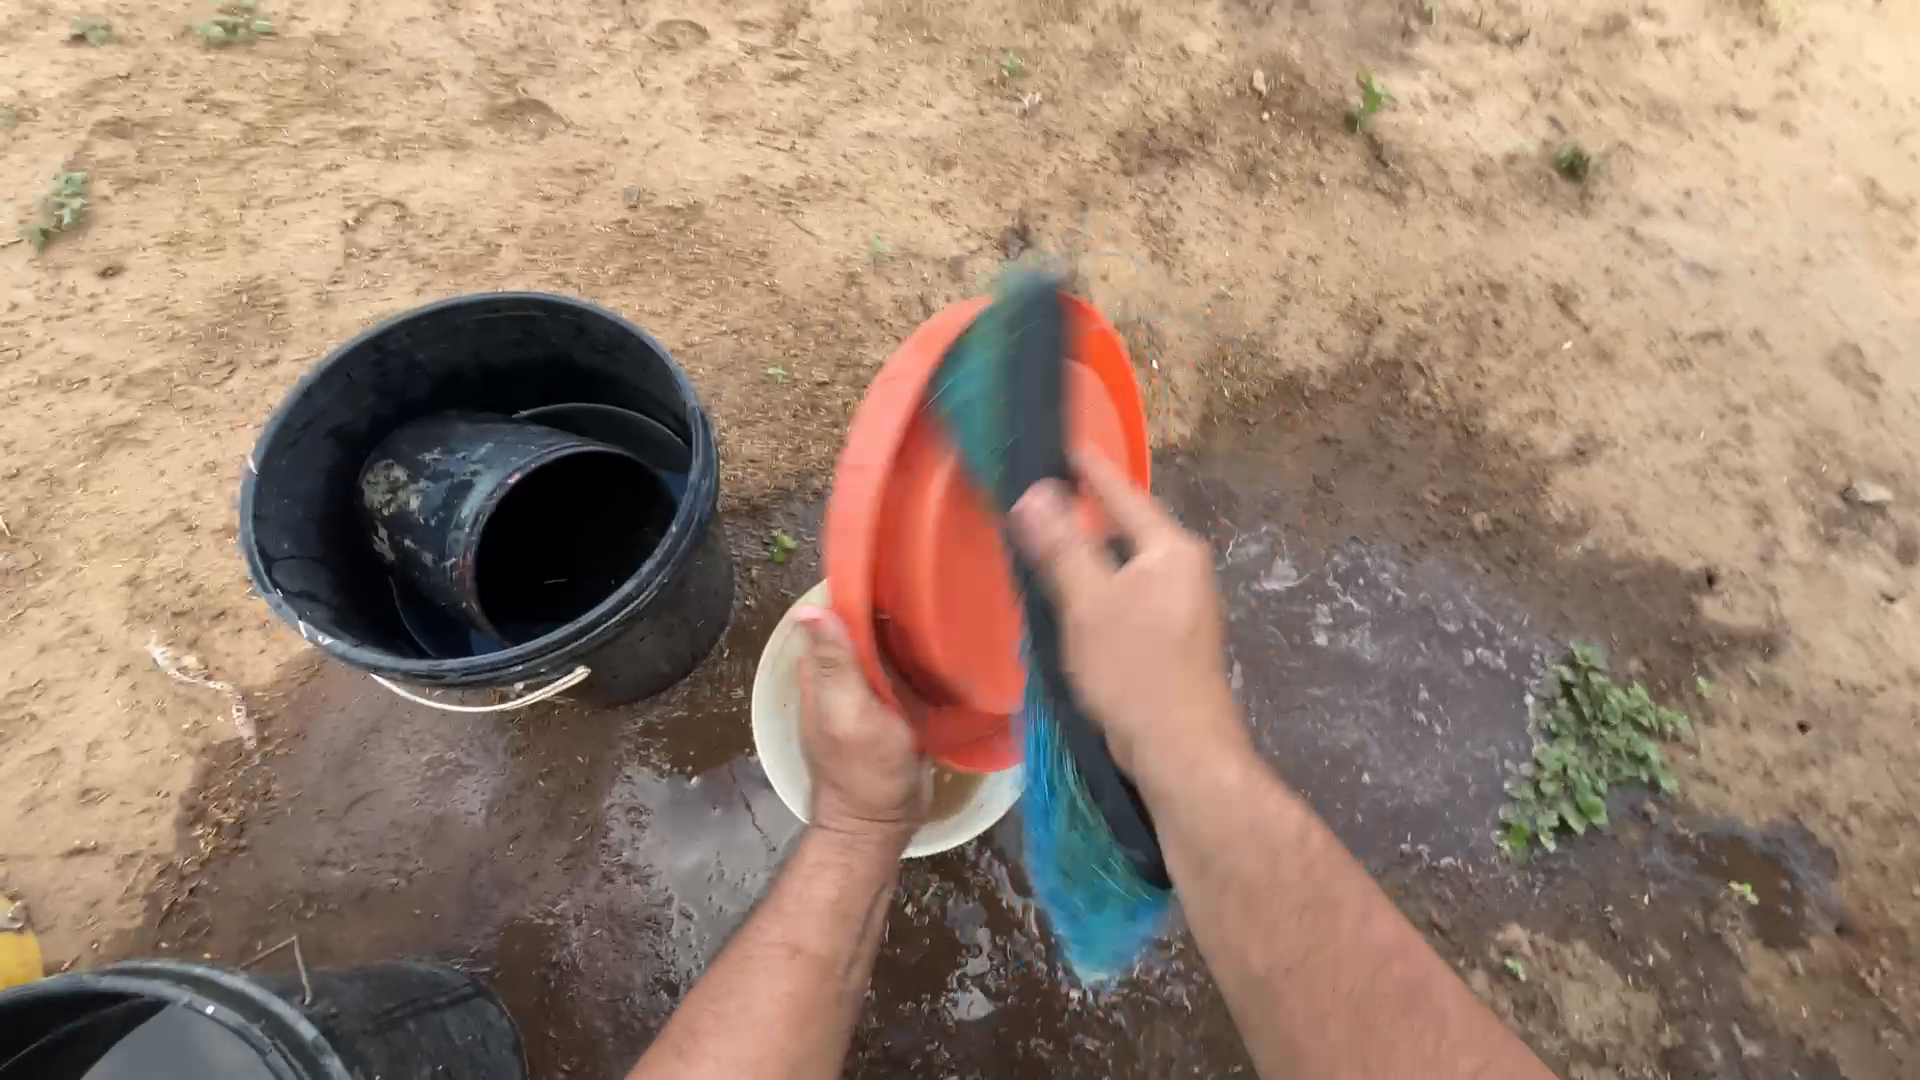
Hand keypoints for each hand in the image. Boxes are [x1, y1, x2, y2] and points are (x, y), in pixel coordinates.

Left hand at [794, 608, 929, 849]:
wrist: (882, 823)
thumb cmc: (865, 769)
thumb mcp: (848, 713)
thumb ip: (834, 664)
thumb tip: (808, 609)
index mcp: (821, 672)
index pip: (830, 615)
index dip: (854, 590)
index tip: (890, 570)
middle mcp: (839, 677)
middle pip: (859, 628)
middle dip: (885, 607)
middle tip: (926, 587)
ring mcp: (865, 693)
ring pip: (881, 649)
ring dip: (902, 632)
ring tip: (939, 609)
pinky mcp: (890, 708)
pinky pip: (900, 672)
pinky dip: (915, 658)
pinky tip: (940, 648)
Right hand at [1008, 453, 1247, 776]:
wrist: (1180, 752)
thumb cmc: (1135, 671)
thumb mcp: (1090, 603)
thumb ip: (1063, 546)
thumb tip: (1034, 492)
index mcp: (1170, 550)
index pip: (1123, 494)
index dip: (1090, 470)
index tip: (1062, 447)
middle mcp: (1182, 569)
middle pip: (1125, 529)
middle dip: (1084, 513)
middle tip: (1039, 497)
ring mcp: (1181, 605)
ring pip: (1124, 565)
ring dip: (1087, 554)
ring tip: (1046, 541)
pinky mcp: (1169, 636)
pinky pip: (1125, 593)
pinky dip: (1096, 586)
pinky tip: (1070, 597)